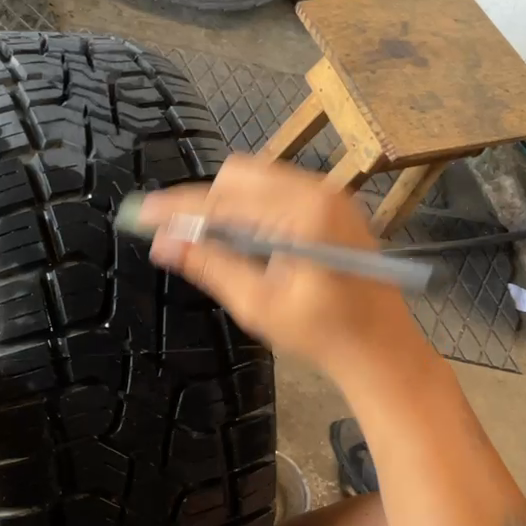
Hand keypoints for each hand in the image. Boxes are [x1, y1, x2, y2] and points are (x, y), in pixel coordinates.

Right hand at [134, 155, 416, 375]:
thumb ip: (210, 266)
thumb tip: (163, 243)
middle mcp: (318, 191)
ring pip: (255, 180)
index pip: (223, 200)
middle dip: (203, 203)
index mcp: (303, 214)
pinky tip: (244, 243)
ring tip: (210, 244)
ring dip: (226, 206)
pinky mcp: (333, 206)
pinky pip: (276, 191)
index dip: (177, 209)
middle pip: (238, 176)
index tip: (141, 214)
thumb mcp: (258, 305)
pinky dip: (250, 209)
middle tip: (178, 237)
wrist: (383, 349)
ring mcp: (330, 195)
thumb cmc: (324, 335)